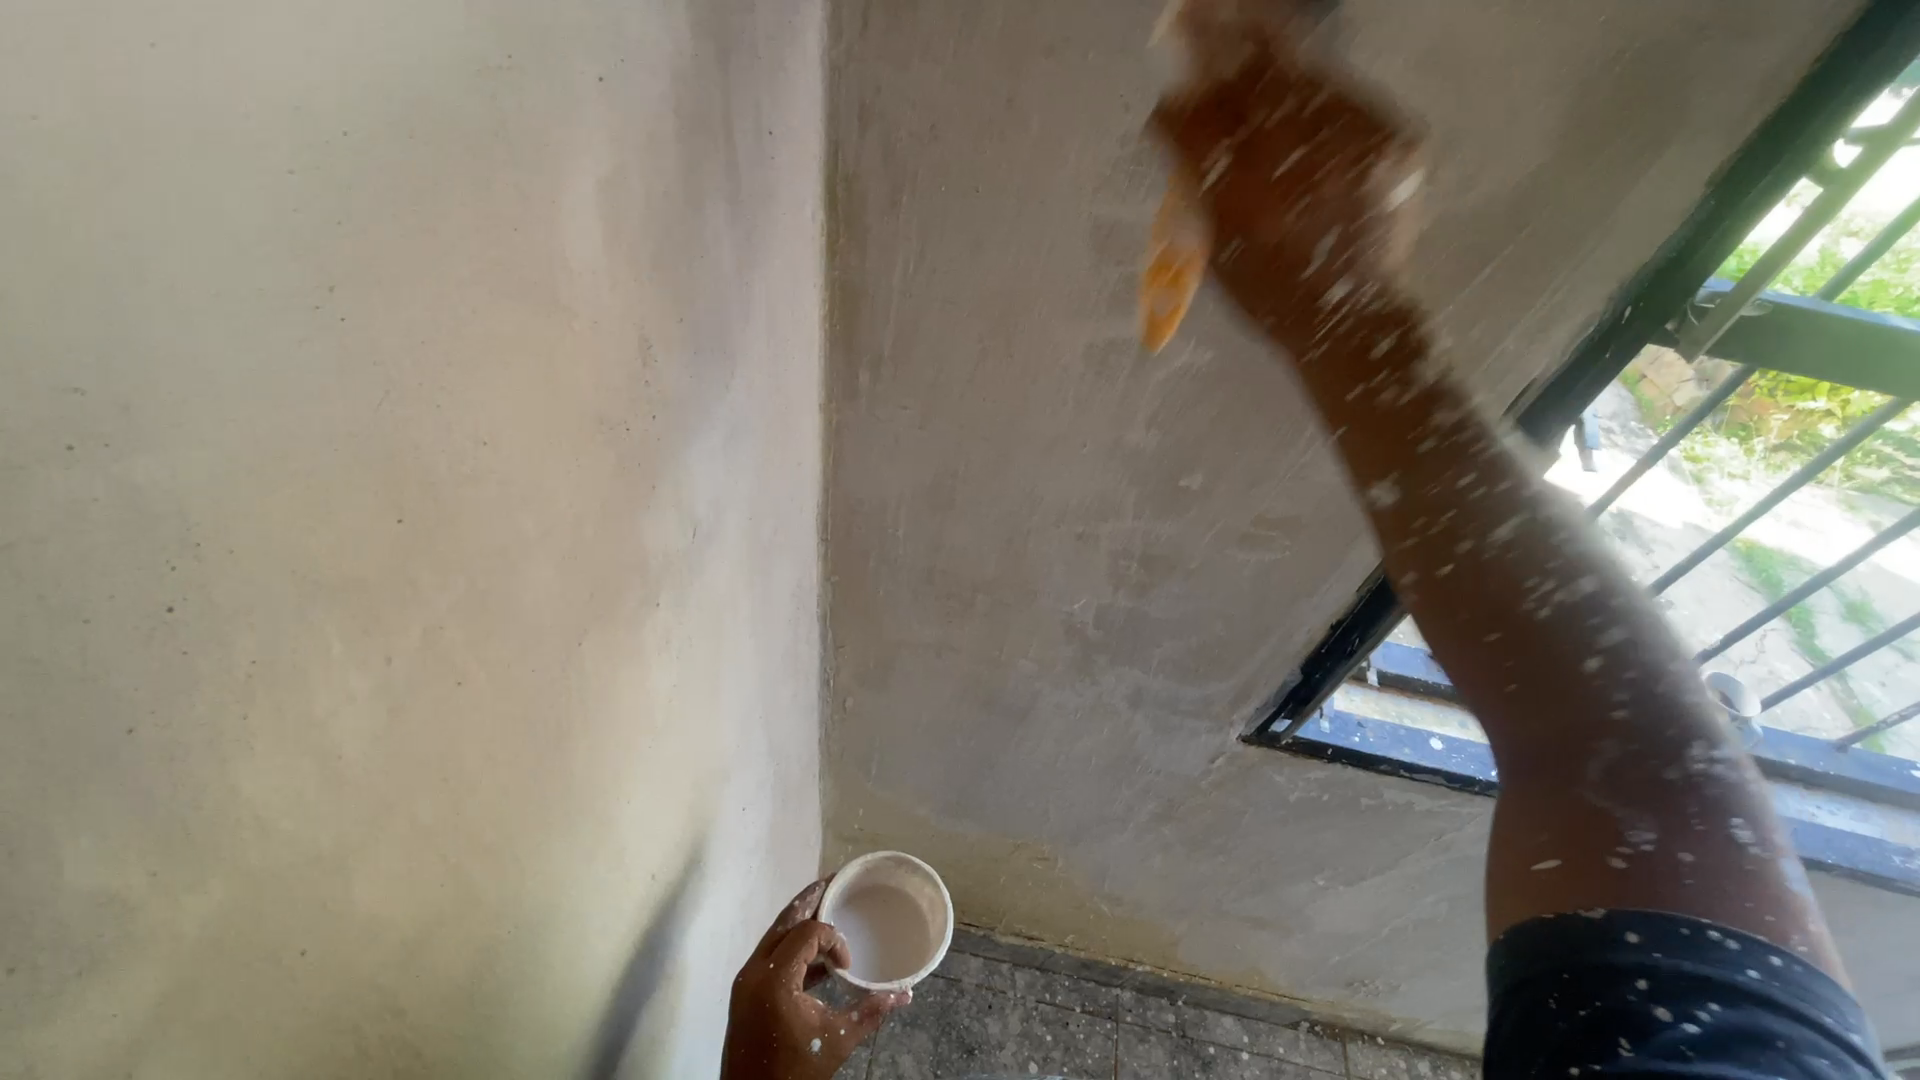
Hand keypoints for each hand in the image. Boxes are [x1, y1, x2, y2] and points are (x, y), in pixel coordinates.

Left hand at [719, 879, 910, 1079]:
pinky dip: (791, 946)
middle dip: (811, 900)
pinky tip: (815, 957)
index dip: (834, 940)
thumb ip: (870, 1011)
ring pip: (774, 936)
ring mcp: (746, 981)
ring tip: (827, 910)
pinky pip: (770, 955)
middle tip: (836, 882)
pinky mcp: (745, 992)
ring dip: (800, 922)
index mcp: (775, 979)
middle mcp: (754, 971)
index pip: (807, 933)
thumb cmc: (794, 1072)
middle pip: (784, 921)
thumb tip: (905, 993)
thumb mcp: (837, 1041)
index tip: (848, 965)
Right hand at [1150, 14, 1422, 348]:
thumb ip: (1199, 180)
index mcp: (1247, 205)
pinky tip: (1295, 87)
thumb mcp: (1218, 247)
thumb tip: (1174, 112)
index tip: (1166, 47)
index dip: (1183, 82)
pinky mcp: (1396, 140)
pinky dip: (1315, 86)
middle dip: (1223, 38)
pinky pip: (1345, 94)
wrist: (1351, 317)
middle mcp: (1303, 170)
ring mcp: (1358, 150)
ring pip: (1306, 76)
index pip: (1203, 125)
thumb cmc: (1270, 292)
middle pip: (1257, 82)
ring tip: (1240, 22)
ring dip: (1270, 49)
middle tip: (1196, 10)